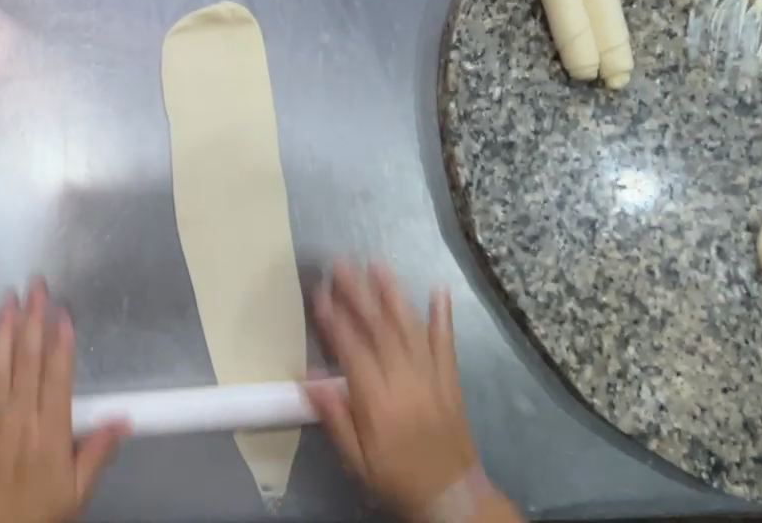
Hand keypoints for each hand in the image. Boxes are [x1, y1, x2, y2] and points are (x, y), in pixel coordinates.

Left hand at [0, 280, 126, 522]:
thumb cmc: (41, 511)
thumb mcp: (78, 488)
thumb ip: (98, 451)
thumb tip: (124, 421)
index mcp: (49, 430)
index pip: (57, 376)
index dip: (60, 343)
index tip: (63, 313)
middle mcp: (19, 417)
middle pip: (27, 360)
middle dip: (32, 320)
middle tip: (36, 288)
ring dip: (2, 329)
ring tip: (7, 299)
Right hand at [304, 263, 480, 521]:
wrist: (454, 498)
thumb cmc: (396, 477)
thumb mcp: (357, 459)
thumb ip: (335, 418)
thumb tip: (307, 378)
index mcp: (379, 402)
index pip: (352, 351)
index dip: (334, 320)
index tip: (318, 292)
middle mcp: (407, 383)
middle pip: (380, 331)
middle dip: (358, 294)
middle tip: (340, 263)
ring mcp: (432, 379)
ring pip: (410, 329)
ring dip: (393, 295)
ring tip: (377, 263)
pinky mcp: (449, 381)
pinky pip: (446, 345)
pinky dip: (442, 317)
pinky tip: (437, 290)